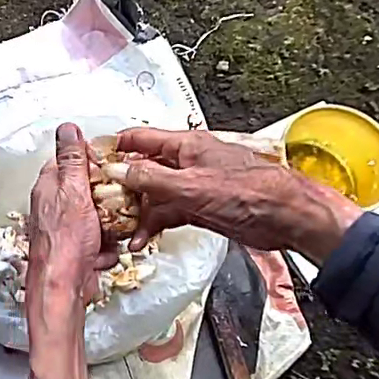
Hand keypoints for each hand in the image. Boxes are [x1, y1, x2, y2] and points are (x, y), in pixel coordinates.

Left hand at [24, 123, 111, 378]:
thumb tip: (67, 129)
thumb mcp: (73, 192)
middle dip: (106, 199)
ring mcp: (64, 230)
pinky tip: (103, 255)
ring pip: (98, 217)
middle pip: (88, 191)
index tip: (109, 169)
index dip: (92, 165)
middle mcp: (52, 207)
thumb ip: (71, 160)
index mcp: (48, 188)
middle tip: (113, 205)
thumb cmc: (65, 245)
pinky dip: (105, 248)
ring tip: (108, 235)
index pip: (69, 162)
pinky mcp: (76, 250)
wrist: (64, 289)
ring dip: (109, 226)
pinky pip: (100, 242)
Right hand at [117, 128, 363, 262]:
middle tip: (101, 203)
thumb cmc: (250, 192)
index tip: (92, 160)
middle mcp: (186, 163)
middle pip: (143, 171)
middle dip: (122, 187)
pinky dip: (154, 226)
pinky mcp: (199, 208)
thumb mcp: (192, 185)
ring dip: (137, 214)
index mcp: (186, 146)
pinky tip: (142, 239)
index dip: (115, 147)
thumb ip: (151, 178)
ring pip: (153, 197)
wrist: (286, 218)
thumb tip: (117, 170)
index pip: (140, 139)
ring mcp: (192, 187)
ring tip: (122, 230)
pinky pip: (167, 214)